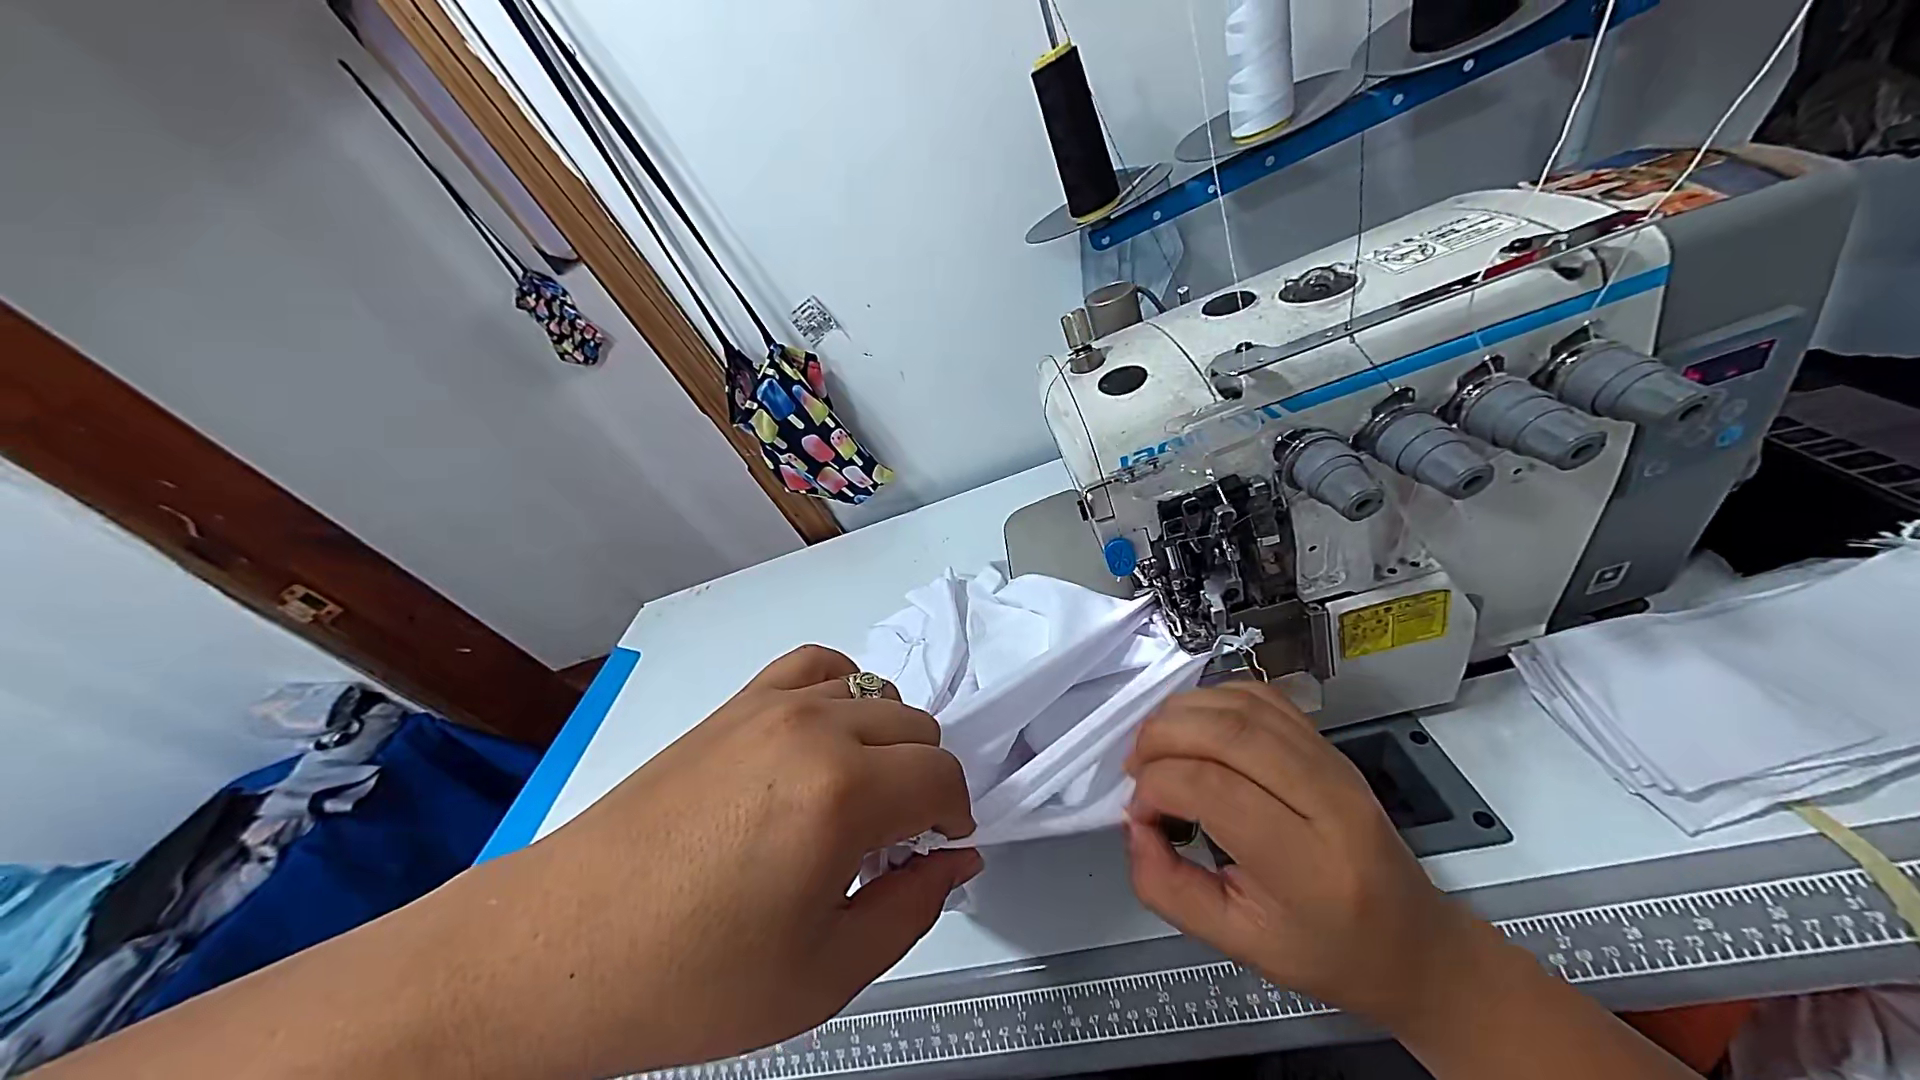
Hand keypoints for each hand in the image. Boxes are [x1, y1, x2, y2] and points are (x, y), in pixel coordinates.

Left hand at [471, 646, 979, 1072]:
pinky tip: (827, 735)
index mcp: (842, 794)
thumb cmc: (691, 976)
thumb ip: (912, 908)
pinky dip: (842, 689)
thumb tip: (955, 861)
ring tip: (857, 793)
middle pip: (917, 728)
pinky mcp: (736, 703)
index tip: (935, 850)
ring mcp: (771, 706)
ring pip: (877, 693)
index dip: (954, 817)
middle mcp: (814, 730)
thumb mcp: (826, 973)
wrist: (563, 946)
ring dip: (887, 741)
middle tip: (892, 838)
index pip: (942, 777)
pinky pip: (816, 664)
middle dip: (922, 782)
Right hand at [1121, 682, 1496, 1029]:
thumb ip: (1166, 887)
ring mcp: (1333, 763)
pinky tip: (1194, 727)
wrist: (1412, 943)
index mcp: (1308, 867)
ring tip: (1156, 746)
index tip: (1139, 809)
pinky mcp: (1328, 744)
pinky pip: (1261, 697)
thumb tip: (1134, 823)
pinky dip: (1214, 700)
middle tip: (1136, 766)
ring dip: (1182, 713)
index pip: (1214, 788)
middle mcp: (1328, 801)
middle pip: (1227, 732)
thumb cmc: (1326, 951)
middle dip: (1160, 737)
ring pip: (1242, 704)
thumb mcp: (1235, 943)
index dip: (1157, 786)